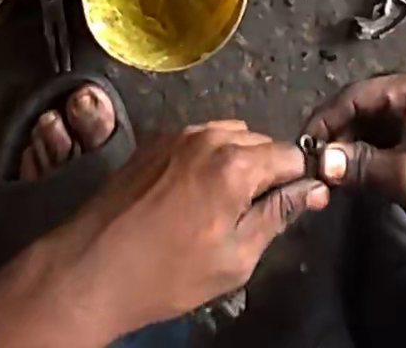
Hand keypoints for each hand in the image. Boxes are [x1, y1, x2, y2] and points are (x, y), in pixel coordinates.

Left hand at [0, 122, 327, 346]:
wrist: (91, 267)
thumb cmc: (167, 273)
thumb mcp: (234, 258)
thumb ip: (279, 216)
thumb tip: (315, 190)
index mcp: (236, 164)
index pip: (290, 154)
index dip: (297, 178)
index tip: (291, 201)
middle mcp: (212, 136)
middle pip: (262, 141)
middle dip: (267, 169)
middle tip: (251, 209)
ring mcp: (182, 132)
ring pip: (232, 134)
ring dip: (238, 157)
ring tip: (220, 198)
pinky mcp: (158, 136)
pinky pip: (200, 135)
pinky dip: (208, 153)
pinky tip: (191, 188)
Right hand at [302, 70, 405, 238]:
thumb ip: (361, 164)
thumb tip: (322, 161)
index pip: (355, 94)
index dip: (327, 118)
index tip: (305, 145)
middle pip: (361, 104)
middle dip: (337, 131)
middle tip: (315, 160)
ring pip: (370, 119)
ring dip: (350, 142)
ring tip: (330, 169)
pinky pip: (383, 132)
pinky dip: (366, 149)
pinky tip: (352, 169)